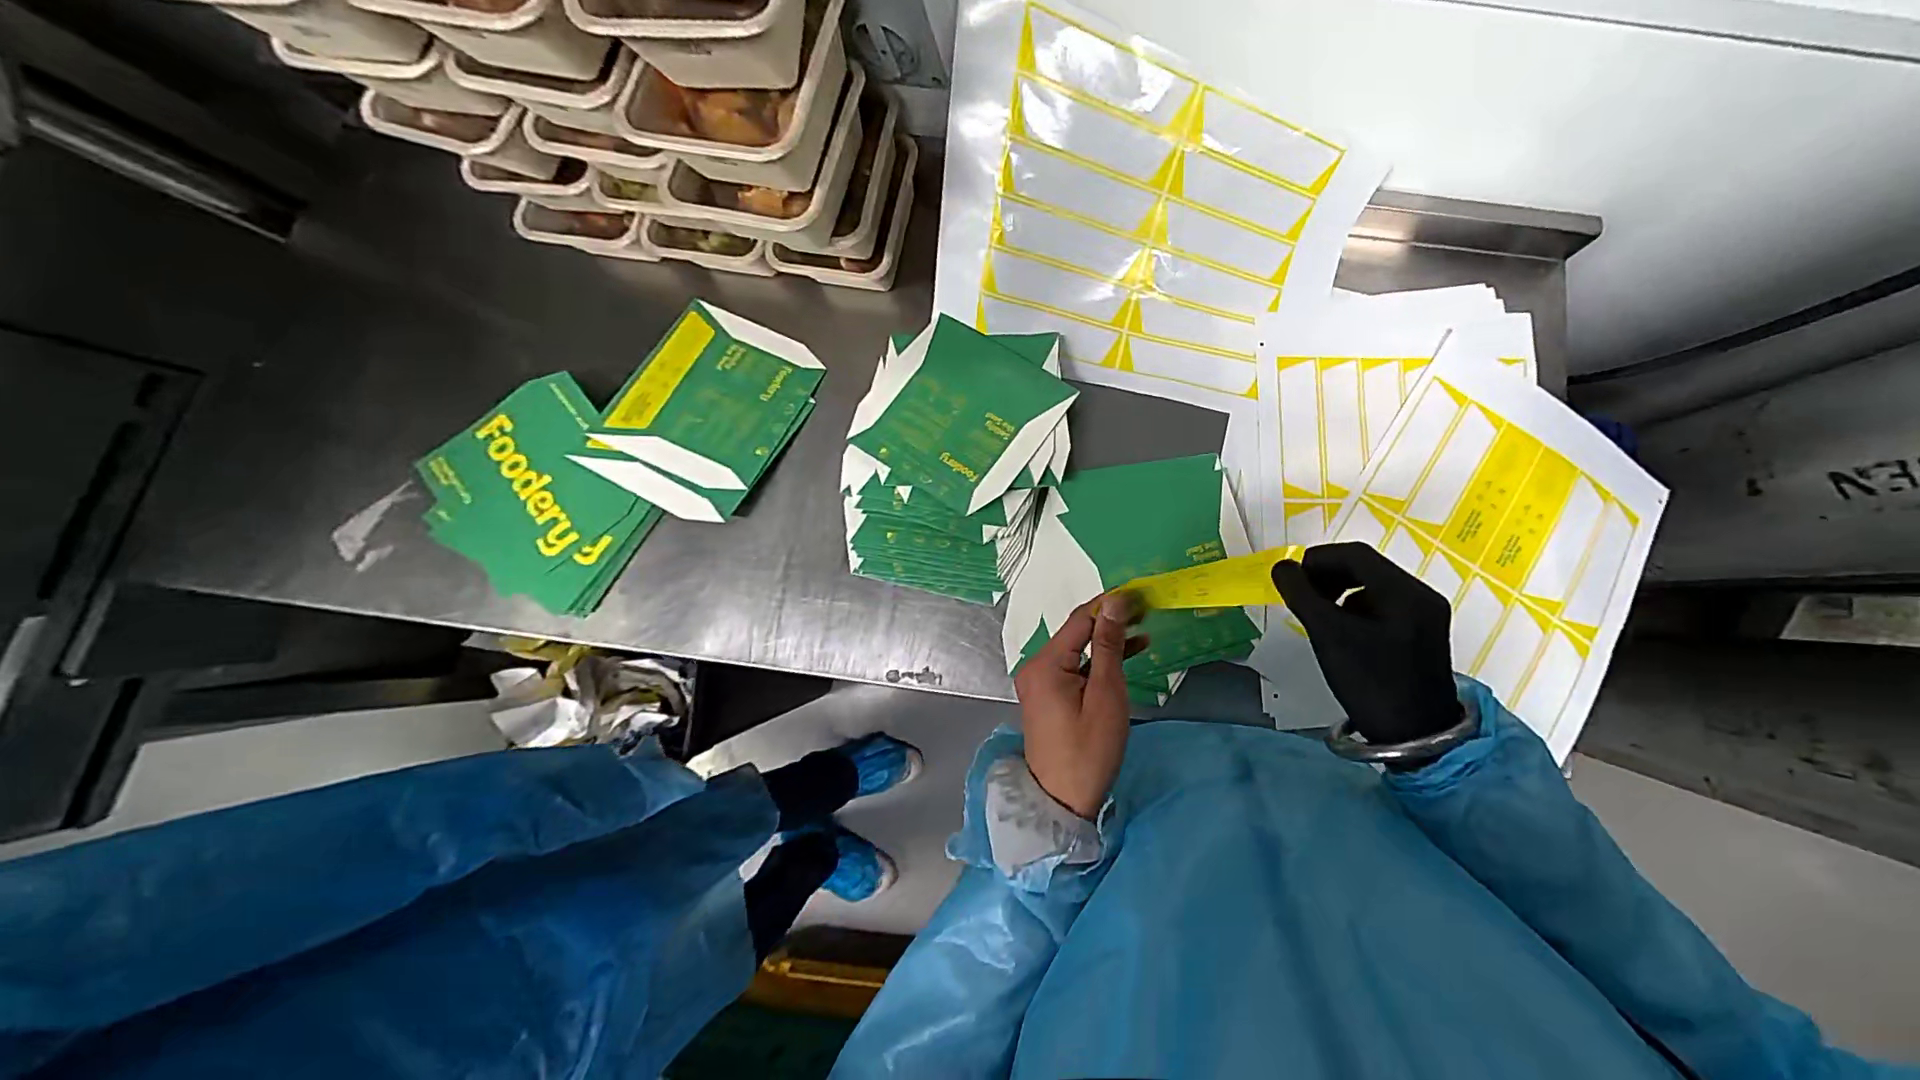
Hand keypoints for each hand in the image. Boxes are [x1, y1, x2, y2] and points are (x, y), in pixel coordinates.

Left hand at [1012, 592, 1144, 818]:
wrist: (1062, 799)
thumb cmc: (1089, 750)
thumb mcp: (1106, 695)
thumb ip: (1108, 645)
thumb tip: (1113, 603)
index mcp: (1045, 663)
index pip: (1080, 619)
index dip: (1109, 604)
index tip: (1140, 595)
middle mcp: (1036, 666)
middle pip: (1076, 633)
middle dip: (1110, 621)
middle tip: (1146, 611)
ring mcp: (1039, 682)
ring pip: (1076, 650)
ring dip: (1106, 641)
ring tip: (1143, 631)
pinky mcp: (1047, 696)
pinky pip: (1073, 668)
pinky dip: (1096, 662)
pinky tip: (1125, 656)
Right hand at [1270, 542, 1459, 745]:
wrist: (1414, 735)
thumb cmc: (1370, 681)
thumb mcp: (1328, 635)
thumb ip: (1302, 595)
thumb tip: (1282, 568)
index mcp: (1404, 592)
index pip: (1354, 554)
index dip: (1316, 560)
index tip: (1291, 580)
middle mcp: (1421, 596)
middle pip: (1366, 566)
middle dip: (1327, 575)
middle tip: (1301, 596)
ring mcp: (1425, 615)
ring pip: (1373, 585)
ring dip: (1340, 590)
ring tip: (1318, 613)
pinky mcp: (1422, 632)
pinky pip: (1383, 604)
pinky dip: (1356, 607)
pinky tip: (1342, 630)